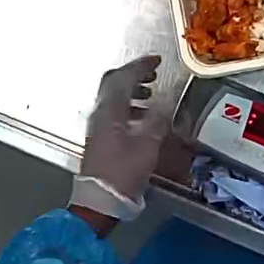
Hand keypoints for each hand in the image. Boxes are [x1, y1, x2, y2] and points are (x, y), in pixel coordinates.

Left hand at [70, 55, 164, 226]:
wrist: (99, 201)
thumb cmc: (122, 173)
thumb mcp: (147, 146)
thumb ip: (157, 120)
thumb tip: (166, 102)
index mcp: (109, 111)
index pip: (123, 77)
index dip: (140, 66)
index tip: (156, 61)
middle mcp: (100, 113)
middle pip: (114, 83)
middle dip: (134, 74)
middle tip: (153, 73)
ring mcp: (98, 125)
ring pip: (114, 97)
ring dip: (132, 90)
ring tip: (151, 92)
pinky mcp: (100, 137)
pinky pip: (115, 111)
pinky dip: (130, 106)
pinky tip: (143, 116)